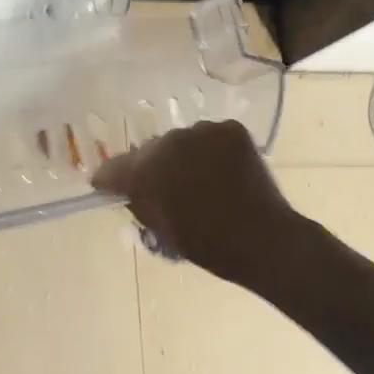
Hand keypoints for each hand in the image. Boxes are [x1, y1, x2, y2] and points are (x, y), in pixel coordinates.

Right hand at [92, 120, 297, 282]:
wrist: (265, 240)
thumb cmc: (209, 245)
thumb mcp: (162, 232)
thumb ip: (139, 204)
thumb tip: (129, 190)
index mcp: (147, 171)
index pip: (115, 168)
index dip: (111, 178)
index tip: (109, 185)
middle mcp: (169, 141)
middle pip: (151, 150)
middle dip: (154, 167)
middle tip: (168, 187)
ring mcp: (202, 130)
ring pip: (182, 140)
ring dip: (185, 156)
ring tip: (201, 178)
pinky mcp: (230, 128)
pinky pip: (211, 136)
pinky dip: (212, 150)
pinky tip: (223, 170)